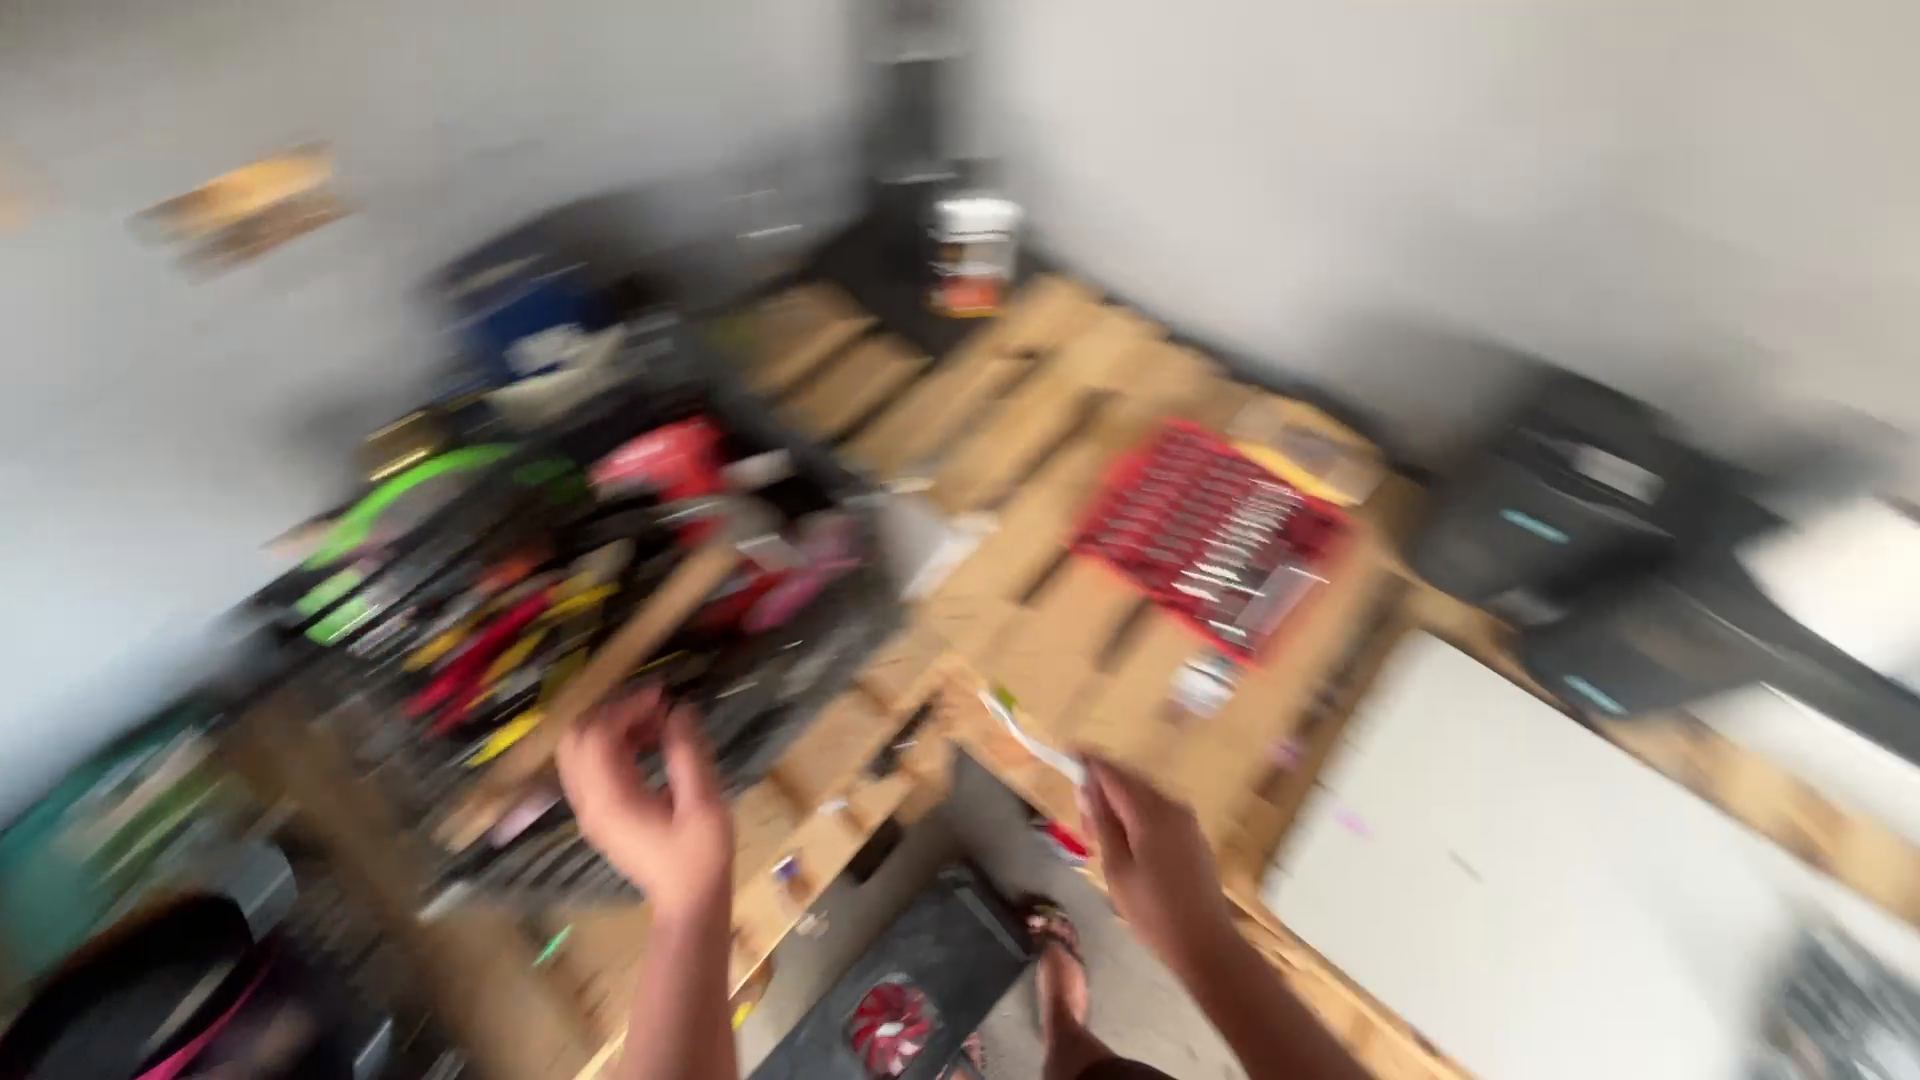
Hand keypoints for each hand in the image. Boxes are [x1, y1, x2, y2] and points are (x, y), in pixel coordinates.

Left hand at [557, 682, 733, 920]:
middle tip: (655, 707)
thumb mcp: (704, 802)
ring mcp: (589, 810)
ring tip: (657, 723)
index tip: (664, 695)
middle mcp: (589, 802)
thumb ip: (687, 753)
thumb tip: (679, 710)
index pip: (599, 735)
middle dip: (613, 711)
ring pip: (578, 749)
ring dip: (612, 726)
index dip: (628, 706)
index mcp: (612, 799)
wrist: (688, 902)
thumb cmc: (700, 855)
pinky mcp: (598, 814)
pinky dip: (613, 744)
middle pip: (576, 737)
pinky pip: (589, 765)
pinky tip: (649, 744)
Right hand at [1076, 753, 1237, 975]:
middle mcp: (1171, 806)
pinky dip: (1137, 812)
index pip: (1113, 774)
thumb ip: (1101, 823)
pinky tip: (1128, 840)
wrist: (1206, 944)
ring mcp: (1186, 819)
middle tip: (1083, 821)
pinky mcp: (1193, 833)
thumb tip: (1087, 788)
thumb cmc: (1153, 913)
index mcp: (1150, 814)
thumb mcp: (1116, 869)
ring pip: (1144, 794)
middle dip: (1103, 787)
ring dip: (1119, 802)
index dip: (1089, 762)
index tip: (1068, 754)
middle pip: (1129, 780)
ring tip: (1101, 835)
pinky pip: (1158, 808)